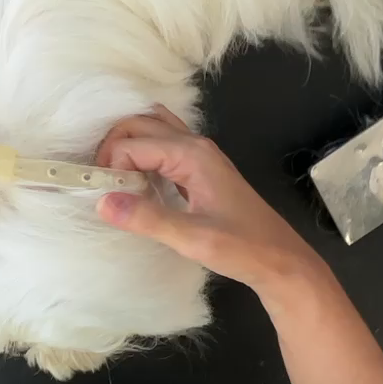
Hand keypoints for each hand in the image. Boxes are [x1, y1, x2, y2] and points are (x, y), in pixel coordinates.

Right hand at [95, 108, 326, 295]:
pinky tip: (136, 183)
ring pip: (151, 128)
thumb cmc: (242, 248)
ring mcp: (198, 154)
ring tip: (115, 179)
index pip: (132, 144)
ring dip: (126, 145)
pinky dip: (141, 154)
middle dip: (112, 148)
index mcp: (191, 155)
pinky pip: (161, 145)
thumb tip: (102, 202)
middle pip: (138, 123)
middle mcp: (194, 144)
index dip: (111, 168)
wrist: (280, 260)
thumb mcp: (193, 238)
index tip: (106, 199)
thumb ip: (147, 219)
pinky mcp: (199, 167)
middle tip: (104, 185)